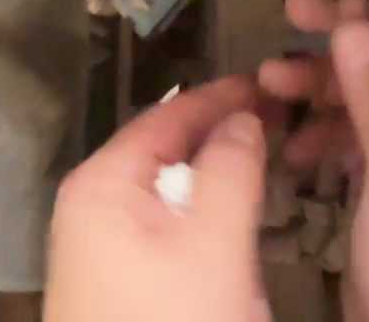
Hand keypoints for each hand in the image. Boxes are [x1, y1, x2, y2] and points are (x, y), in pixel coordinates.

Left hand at [44, 75, 271, 321]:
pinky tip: (235, 217)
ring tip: (265, 157)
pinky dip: (202, 215)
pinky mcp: (115, 286)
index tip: (268, 82)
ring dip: (215, 175)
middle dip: (219, 133)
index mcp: (101, 182)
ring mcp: (99, 249)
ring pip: (168, 191)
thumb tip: (244, 116)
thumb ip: (231, 168)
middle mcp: (91, 206)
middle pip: (165, 150)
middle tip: (277, 119)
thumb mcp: (213, 247)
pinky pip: (164, 229)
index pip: (168, 115)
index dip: (221, 95)